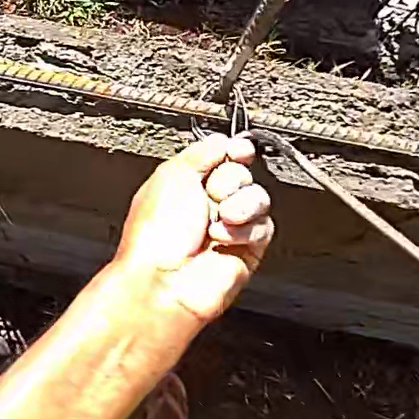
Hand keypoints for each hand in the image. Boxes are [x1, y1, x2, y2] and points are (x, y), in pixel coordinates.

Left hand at [115, 134, 273, 322]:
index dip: (233, 151)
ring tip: (220, 219)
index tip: (237, 151)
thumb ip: (202, 151)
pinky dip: (243, 231)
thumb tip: (225, 140)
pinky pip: (263, 227)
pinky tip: (222, 239)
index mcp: (185, 184)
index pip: (223, 156)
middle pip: (243, 174)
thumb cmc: (156, 234)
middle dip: (231, 181)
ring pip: (258, 199)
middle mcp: (207, 205)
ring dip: (240, 205)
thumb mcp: (172, 174)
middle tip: (213, 195)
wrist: (163, 279)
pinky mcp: (246, 250)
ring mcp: (228, 227)